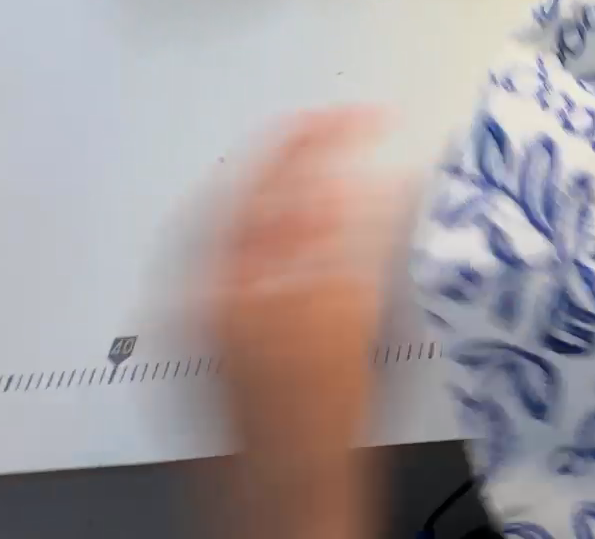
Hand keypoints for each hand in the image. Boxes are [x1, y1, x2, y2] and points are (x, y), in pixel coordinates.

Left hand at [204, 109, 398, 538]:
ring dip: (260, 174)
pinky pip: (205, 248)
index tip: (365, 116)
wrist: (286, 478)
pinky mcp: (196, 326)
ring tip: (293, 144)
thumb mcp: (381, 321)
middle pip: (245, 197)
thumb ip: (386, 248)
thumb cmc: (343, 408)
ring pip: (219, 218)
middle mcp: (229, 292)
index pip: (298, 191)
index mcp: (281, 287)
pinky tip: (255, 204)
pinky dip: (233, 212)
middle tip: (325, 118)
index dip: (330, 143)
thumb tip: (398, 185)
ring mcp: (204, 309)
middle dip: (286, 147)